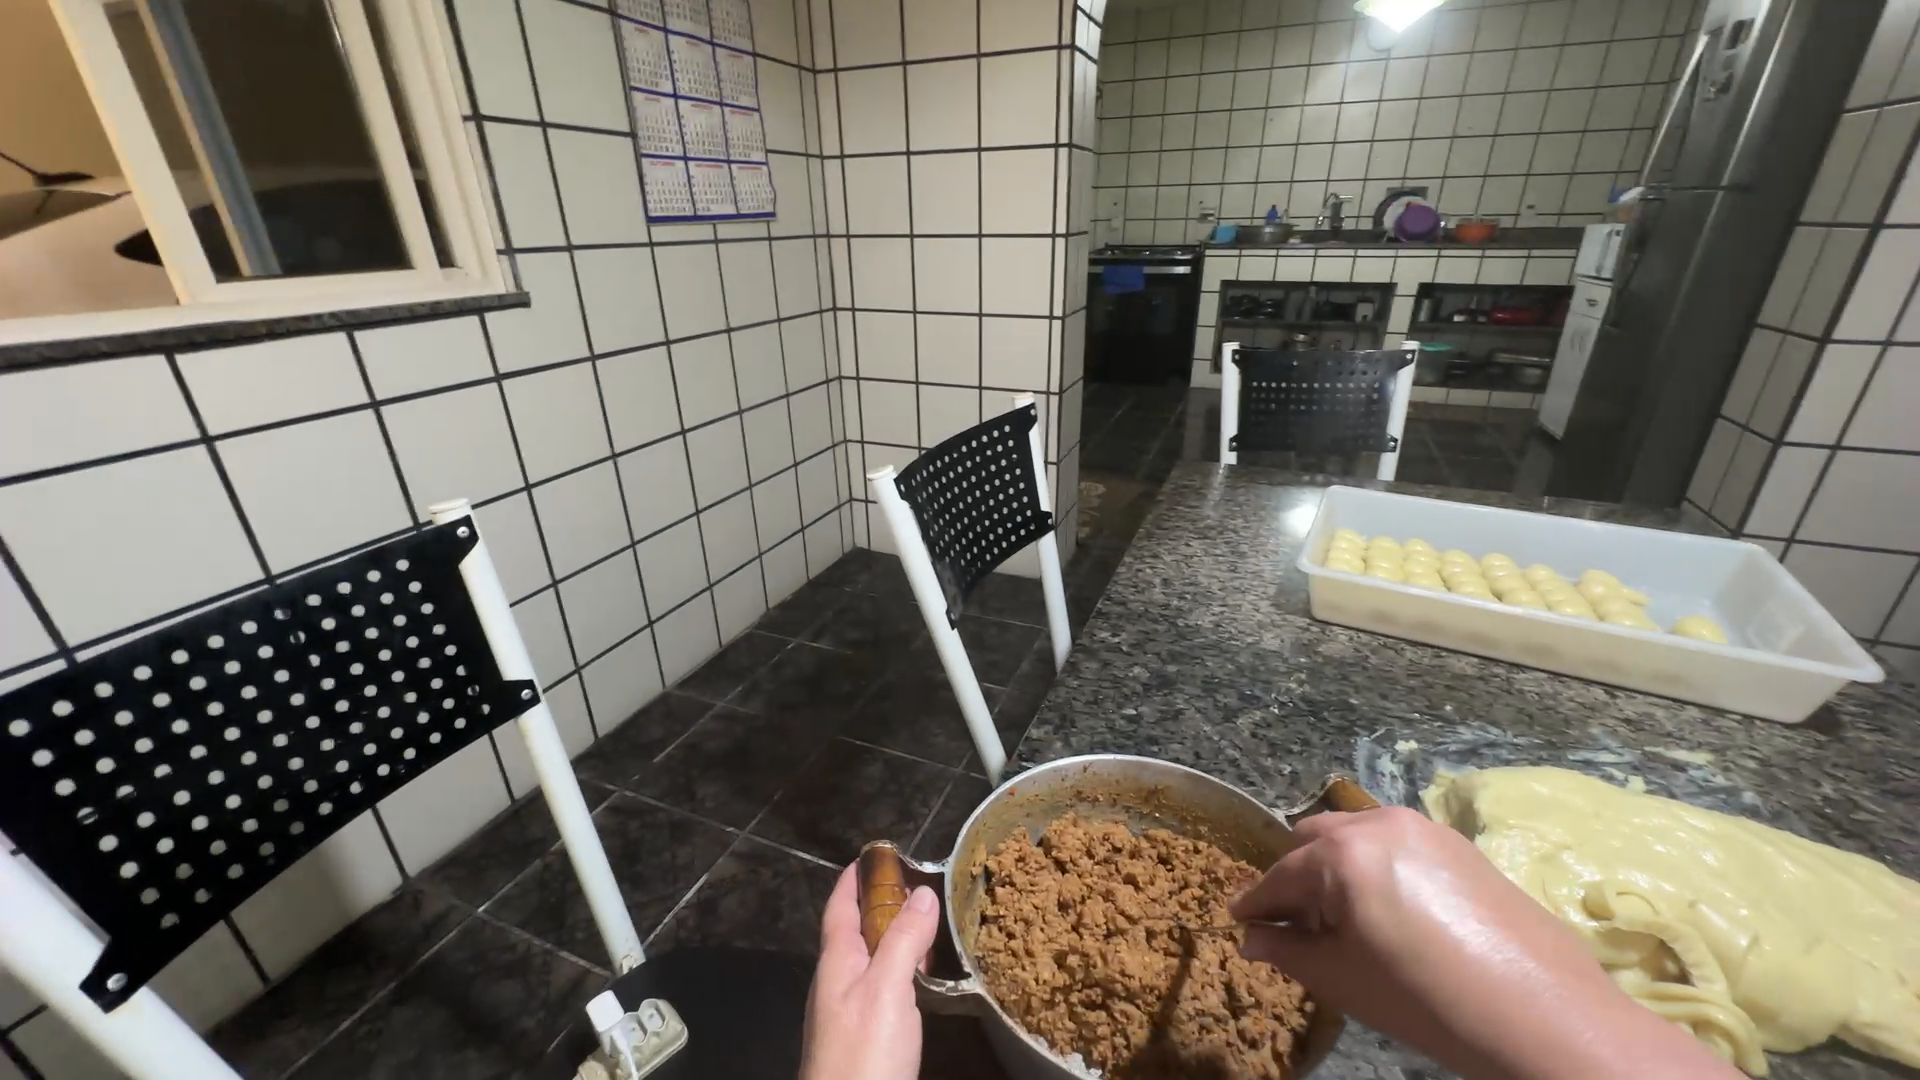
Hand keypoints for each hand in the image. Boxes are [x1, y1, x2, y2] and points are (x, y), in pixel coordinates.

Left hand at [800, 862, 940, 1079]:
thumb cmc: (863, 1053)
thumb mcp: (887, 988)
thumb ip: (904, 939)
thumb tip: (924, 891)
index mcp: (836, 961)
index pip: (839, 907)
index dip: (853, 879)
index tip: (873, 855)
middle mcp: (836, 982)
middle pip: (852, 930)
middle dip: (878, 904)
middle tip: (914, 887)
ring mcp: (845, 1013)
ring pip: (866, 959)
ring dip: (889, 936)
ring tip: (922, 926)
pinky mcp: (861, 1038)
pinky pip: (877, 986)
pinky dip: (896, 968)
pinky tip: (916, 979)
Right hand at [1231, 806, 1742, 1079]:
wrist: (1549, 1019)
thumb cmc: (1429, 1001)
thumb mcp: (1343, 980)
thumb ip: (1287, 950)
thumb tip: (1253, 939)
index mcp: (1341, 854)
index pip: (1280, 876)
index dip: (1256, 902)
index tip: (1239, 920)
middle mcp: (1374, 823)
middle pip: (1311, 840)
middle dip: (1294, 877)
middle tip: (1294, 921)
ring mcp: (1419, 826)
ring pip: (1352, 834)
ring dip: (1332, 865)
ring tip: (1341, 913)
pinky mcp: (1454, 841)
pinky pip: (1391, 840)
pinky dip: (1372, 863)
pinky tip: (1387, 907)